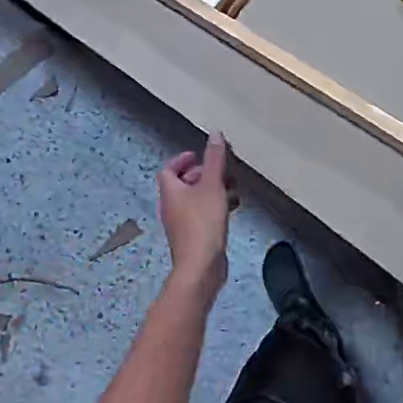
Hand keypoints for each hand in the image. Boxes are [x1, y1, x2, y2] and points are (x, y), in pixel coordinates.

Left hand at [158, 132, 231, 294]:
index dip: (182, 160)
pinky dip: (215, 207)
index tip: (198, 155)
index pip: (169, 169)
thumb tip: (214, 133)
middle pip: (183, 183)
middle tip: (222, 170)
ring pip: (195, 200)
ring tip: (233, 187)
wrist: (200, 269)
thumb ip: (215, 160)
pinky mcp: (193, 238)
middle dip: (202, 174)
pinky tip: (232, 208)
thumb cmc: (203, 223)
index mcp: (170, 191)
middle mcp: (171, 206)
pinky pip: (203, 215)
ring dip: (212, 191)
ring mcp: (181, 223)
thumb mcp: (212, 185)